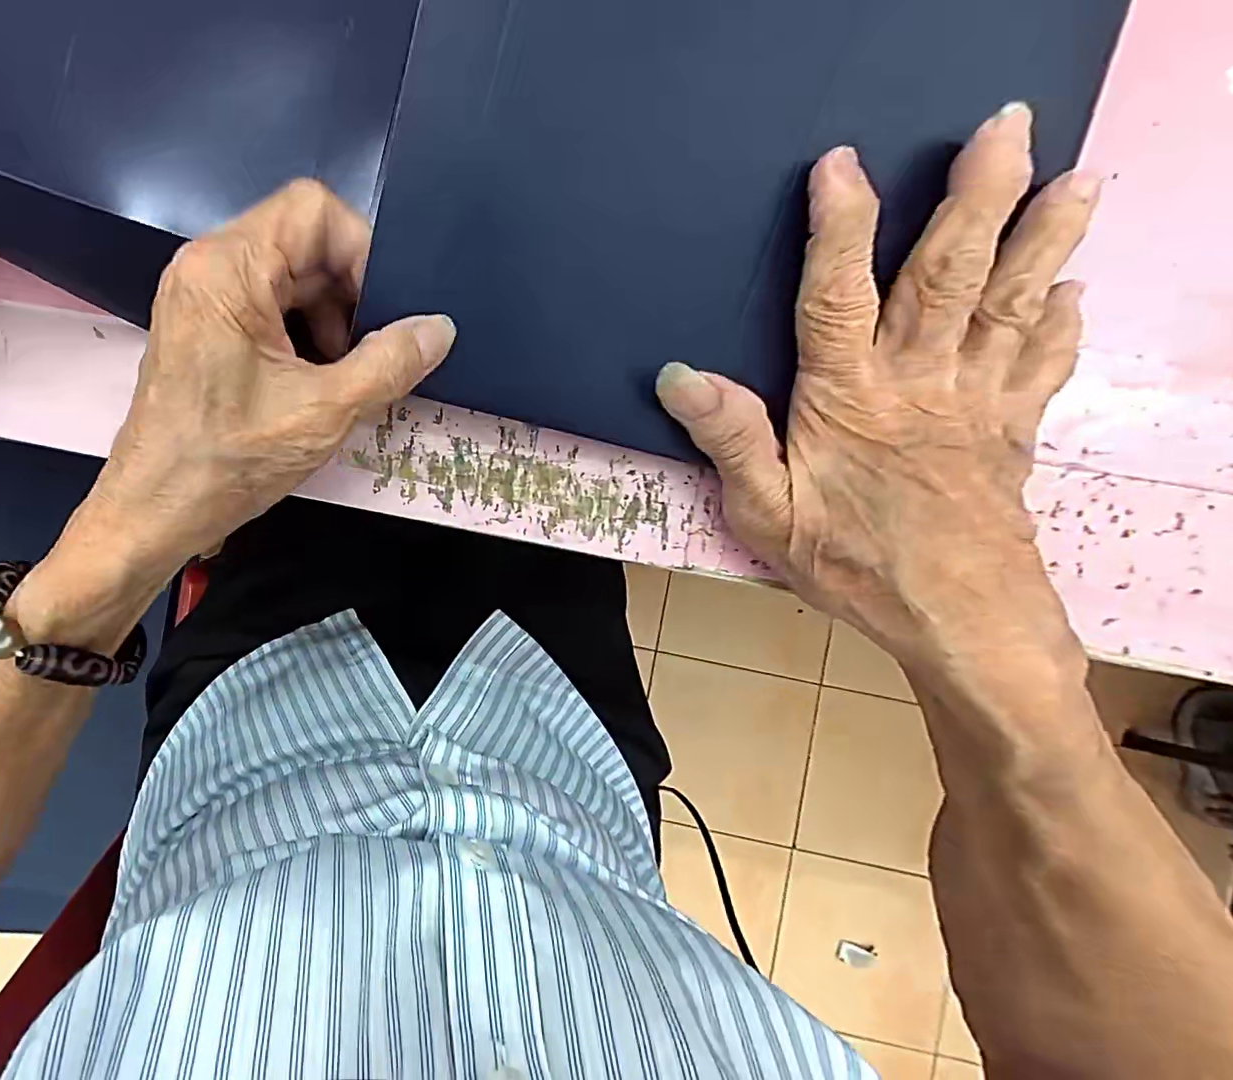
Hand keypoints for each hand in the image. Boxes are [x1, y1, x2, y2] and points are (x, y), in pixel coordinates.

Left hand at [72, 179, 456, 576]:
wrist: (154, 512)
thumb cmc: (227, 461)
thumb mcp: (323, 412)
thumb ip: (390, 363)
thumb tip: (440, 329)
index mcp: (227, 268)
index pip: (315, 210)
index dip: (363, 252)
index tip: (384, 311)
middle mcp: (206, 268)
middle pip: (301, 244)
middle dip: (348, 295)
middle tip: (372, 352)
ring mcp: (199, 300)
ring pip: (286, 280)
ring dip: (327, 321)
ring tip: (346, 375)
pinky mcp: (200, 331)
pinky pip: (264, 310)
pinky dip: (299, 337)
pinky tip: (317, 382)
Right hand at [655, 104, 1100, 673]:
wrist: (958, 618)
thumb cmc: (846, 562)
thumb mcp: (759, 508)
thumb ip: (729, 437)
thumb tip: (680, 374)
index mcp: (848, 399)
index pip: (838, 296)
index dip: (840, 227)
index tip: (842, 165)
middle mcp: (920, 384)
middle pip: (949, 277)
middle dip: (974, 198)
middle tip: (1005, 125)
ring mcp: (977, 404)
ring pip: (1013, 303)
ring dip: (1043, 236)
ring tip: (1075, 177)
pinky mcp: (1010, 433)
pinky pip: (1042, 364)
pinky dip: (1061, 321)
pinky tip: (1073, 290)